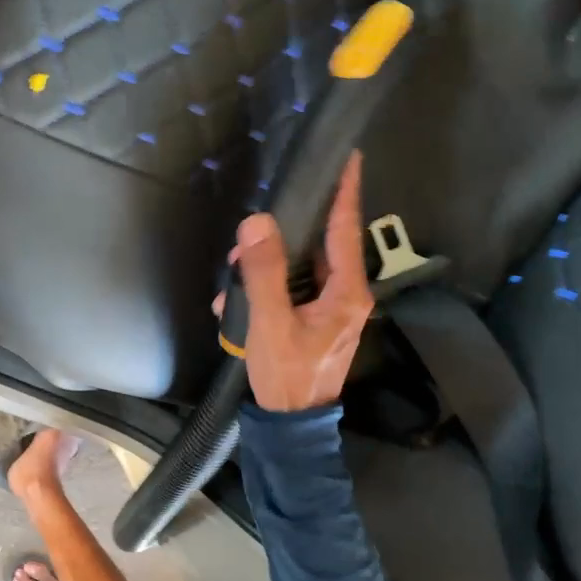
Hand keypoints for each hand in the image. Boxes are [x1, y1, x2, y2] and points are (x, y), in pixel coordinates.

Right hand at [217, 151, 375, 412]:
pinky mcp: (314, 322)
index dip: (346, 191)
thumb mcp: (270, 323)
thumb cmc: (286, 374)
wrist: (289, 425)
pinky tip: (234, 304)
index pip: (346, 229)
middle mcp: (346, 296)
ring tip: (232, 279)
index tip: (348, 156)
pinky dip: (264, 292)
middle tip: (247, 237)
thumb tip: (257, 222)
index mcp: (347, 292)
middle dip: (281, 236)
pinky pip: (290, 292)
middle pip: (318, 247)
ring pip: (299, 270)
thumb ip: (264, 272)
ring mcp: (331, 310)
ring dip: (264, 269)